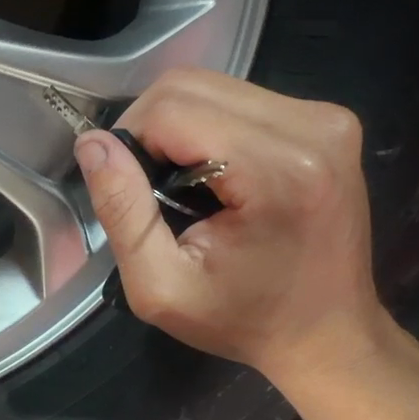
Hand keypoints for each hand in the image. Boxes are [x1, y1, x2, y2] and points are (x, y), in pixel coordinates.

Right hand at [74, 68, 393, 381]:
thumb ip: (122, 211)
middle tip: (151, 191)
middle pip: (190, 85)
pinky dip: (208, 129)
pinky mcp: (327, 120)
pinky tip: (214, 176)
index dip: (131, 142)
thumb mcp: (159, 286)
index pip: (171, 108)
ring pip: (213, 86)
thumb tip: (91, 143)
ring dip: (179, 129)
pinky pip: (240, 98)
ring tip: (183, 187)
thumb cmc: (241, 320)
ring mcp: (326, 118)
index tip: (132, 195)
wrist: (326, 334)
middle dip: (151, 131)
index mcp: (277, 170)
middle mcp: (310, 127)